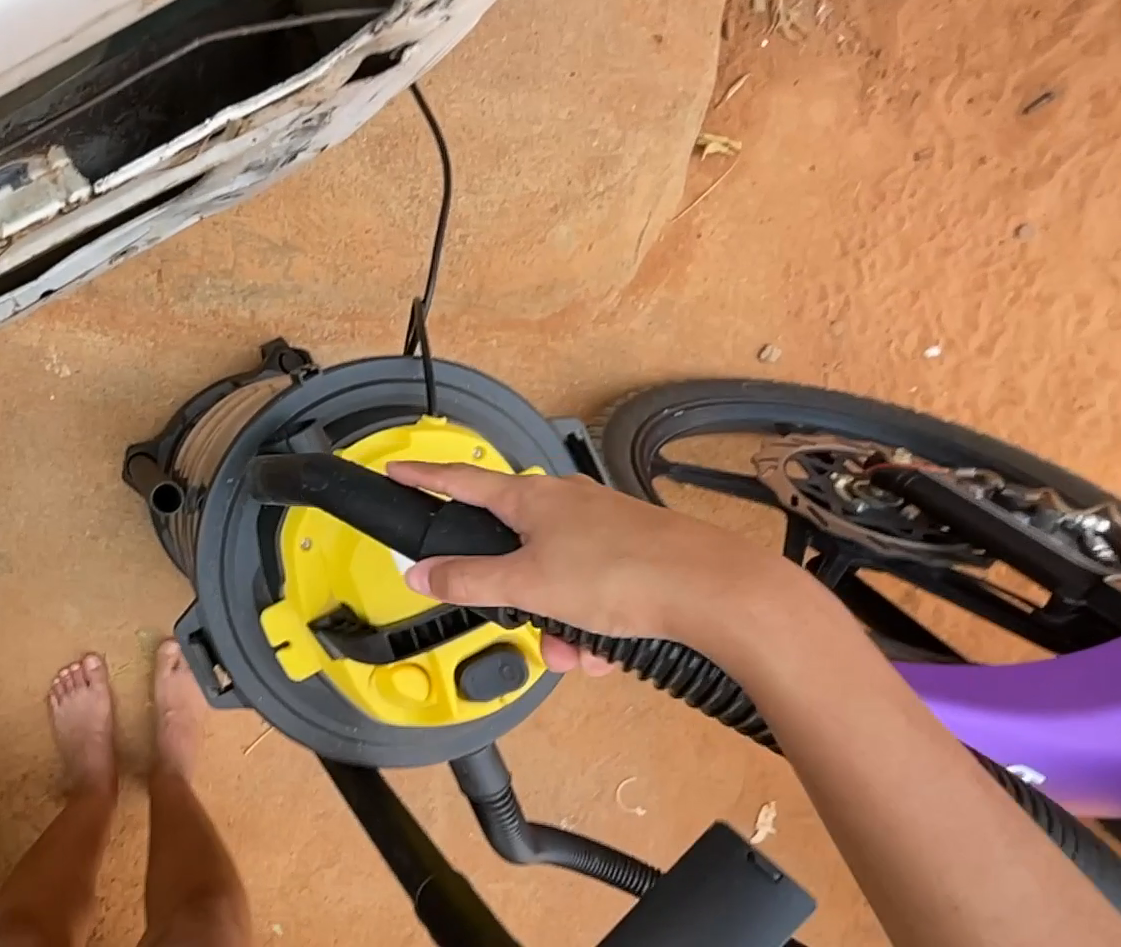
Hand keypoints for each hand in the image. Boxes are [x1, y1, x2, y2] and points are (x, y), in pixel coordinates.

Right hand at [386, 461, 802, 661]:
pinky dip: (591, 623)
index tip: (398, 469)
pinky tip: (606, 651)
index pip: (461, 480)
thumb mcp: (527, 585)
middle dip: (513, 593)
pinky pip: (593, 588)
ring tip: (577, 652)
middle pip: (512, 546)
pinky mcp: (636, 551)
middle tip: (520, 620)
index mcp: (531, 497)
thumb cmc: (624, 574)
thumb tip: (420, 573)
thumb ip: (467, 580)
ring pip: (555, 575)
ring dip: (557, 619)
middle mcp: (566, 501)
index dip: (424, 476)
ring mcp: (604, 524)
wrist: (721, 595)